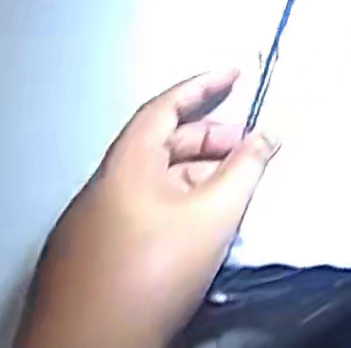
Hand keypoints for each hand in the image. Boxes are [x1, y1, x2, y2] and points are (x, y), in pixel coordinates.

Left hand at [17, 71, 280, 347]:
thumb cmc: (150, 277)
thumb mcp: (217, 212)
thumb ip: (248, 164)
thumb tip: (266, 137)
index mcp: (122, 173)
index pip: (161, 110)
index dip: (201, 86)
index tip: (234, 74)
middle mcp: (97, 194)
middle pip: (161, 145)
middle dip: (211, 139)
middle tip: (249, 149)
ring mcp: (85, 230)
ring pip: (152, 180)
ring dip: (198, 174)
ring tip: (232, 191)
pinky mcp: (84, 260)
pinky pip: (138, 208)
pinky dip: (176, 200)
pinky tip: (201, 222)